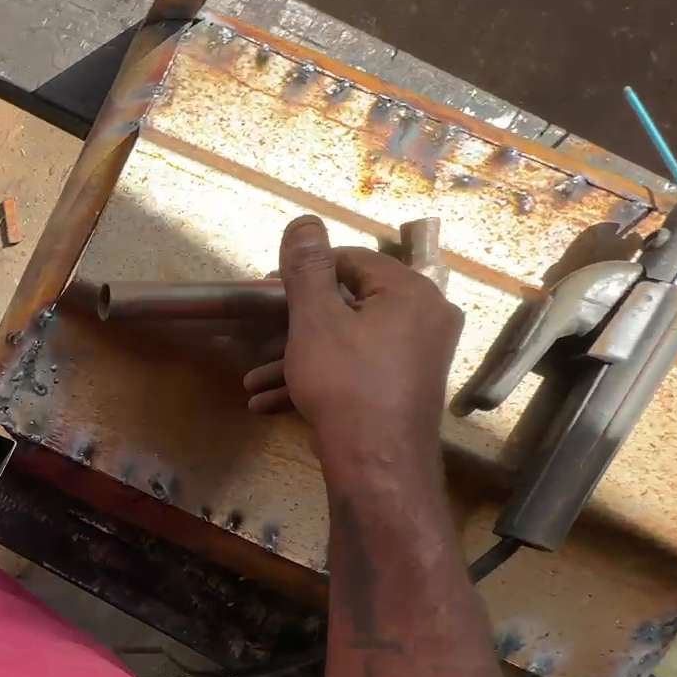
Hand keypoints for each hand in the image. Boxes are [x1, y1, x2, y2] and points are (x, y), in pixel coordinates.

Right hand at [243, 215, 463, 466]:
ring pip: (345, 345)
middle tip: (262, 337)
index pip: (355, 262)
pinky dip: (314, 382)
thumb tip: (304, 221)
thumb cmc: (345, 380)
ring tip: (253, 383)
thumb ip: (308, 271)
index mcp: (409, 292)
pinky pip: (353, 373)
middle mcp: (423, 318)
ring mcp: (415, 356)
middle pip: (348, 306)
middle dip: (294, 327)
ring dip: (294, 361)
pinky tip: (271, 403)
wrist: (376, 455)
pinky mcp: (402, 388)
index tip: (271, 293)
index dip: (308, 273)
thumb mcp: (315, 321)